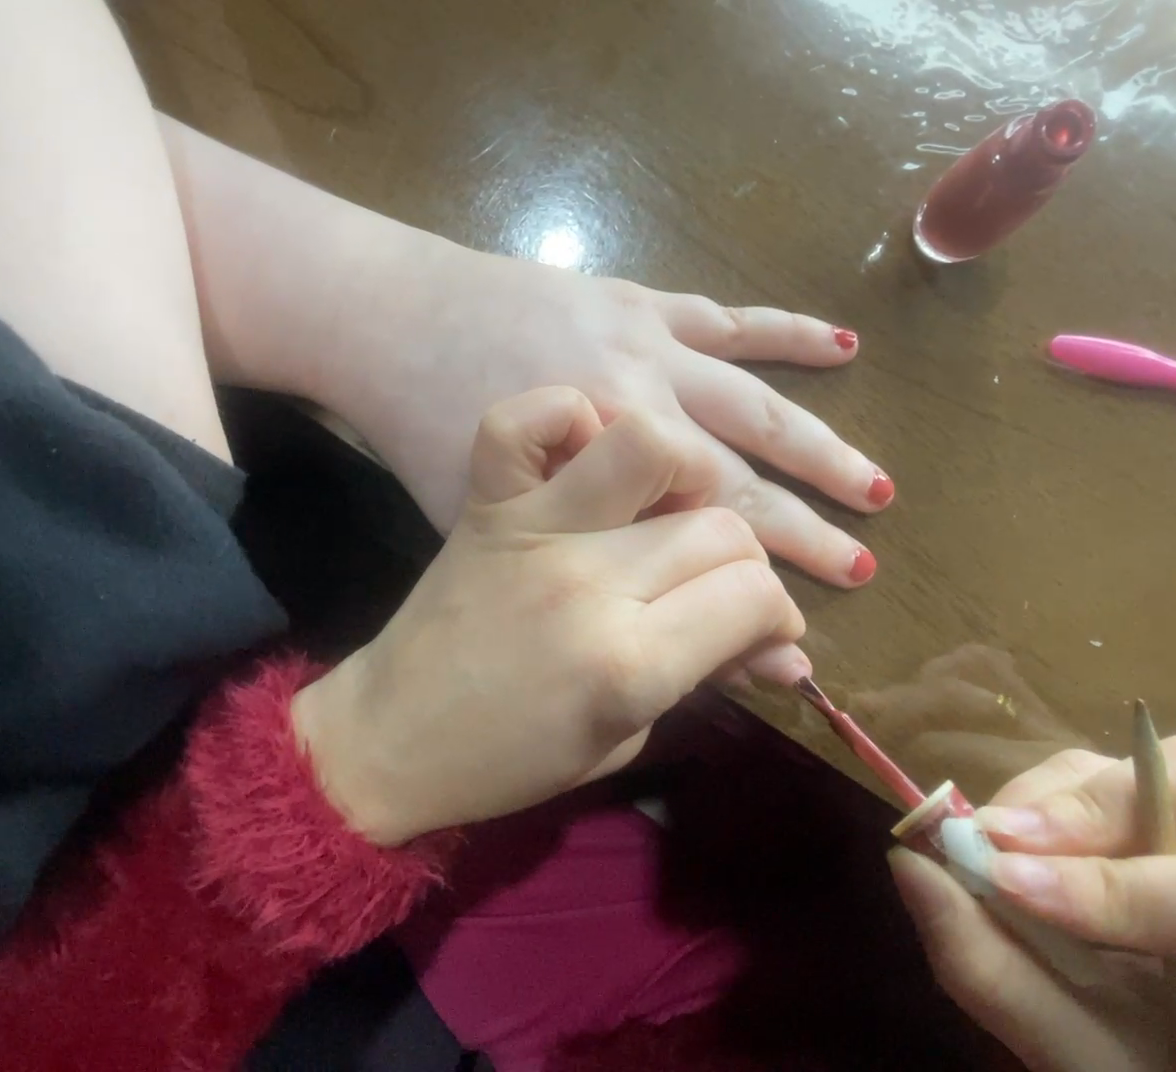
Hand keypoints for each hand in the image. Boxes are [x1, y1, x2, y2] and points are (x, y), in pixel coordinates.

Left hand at [292, 387, 808, 845]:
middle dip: (742, 560)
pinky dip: (563, 415)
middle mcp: (588, 581)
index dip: (776, 613)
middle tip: (718, 588)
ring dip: (683, 466)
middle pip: (717, 525)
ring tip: (673, 505)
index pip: (753, 594)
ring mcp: (533, 530)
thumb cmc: (509, 760)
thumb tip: (785, 652)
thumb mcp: (623, 737)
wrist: (389, 739)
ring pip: (646, 444)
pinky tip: (585, 451)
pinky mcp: (485, 504)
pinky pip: (522, 421)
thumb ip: (703, 677)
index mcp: (629, 663)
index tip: (763, 631)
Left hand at [317, 243, 889, 587]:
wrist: (390, 326)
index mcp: (601, 485)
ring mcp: (644, 357)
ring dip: (821, 449)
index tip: (794, 635)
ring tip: (880, 487)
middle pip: (744, 486)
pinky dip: (783, 334)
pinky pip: (724, 320)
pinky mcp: (636, 305)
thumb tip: (666, 638)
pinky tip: (841, 347)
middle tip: (864, 570)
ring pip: (754, 408)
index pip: (707, 553)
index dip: (756, 594)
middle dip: (807, 532)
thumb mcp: (484, 534)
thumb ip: (559, 569)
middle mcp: (640, 422)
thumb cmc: (421, 440)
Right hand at [890, 737, 1175, 1071]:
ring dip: (1043, 799)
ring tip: (986, 851)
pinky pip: (1099, 773)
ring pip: (1136, 763)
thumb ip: (998, 977)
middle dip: (1080, 804)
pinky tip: (1008, 847)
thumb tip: (907, 864)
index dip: (1111, 885)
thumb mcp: (1085, 1062)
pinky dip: (1035, 801)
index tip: (999, 883)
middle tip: (987, 841)